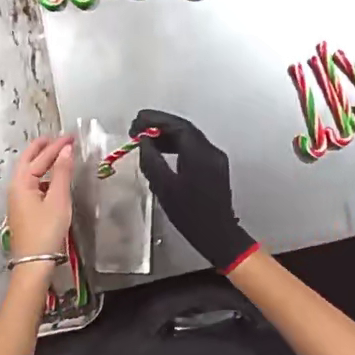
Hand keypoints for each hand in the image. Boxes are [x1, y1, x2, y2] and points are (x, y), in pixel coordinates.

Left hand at [6, 135, 75, 259]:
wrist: (34, 262)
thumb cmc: (46, 231)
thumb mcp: (58, 199)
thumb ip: (62, 173)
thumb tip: (66, 150)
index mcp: (22, 182)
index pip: (40, 157)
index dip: (56, 146)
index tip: (70, 137)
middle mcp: (15, 188)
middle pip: (28, 161)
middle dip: (42, 148)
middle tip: (58, 139)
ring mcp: (17, 200)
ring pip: (29, 173)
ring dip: (42, 162)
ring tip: (59, 155)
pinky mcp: (23, 210)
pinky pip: (32, 185)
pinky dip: (43, 176)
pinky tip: (55, 181)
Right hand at [132, 110, 257, 274]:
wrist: (218, 234)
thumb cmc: (190, 214)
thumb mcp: (164, 187)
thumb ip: (151, 160)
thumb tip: (142, 142)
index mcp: (199, 153)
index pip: (177, 126)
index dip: (155, 120)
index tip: (136, 121)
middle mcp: (210, 151)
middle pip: (184, 129)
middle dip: (160, 126)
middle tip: (137, 128)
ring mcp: (215, 159)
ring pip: (189, 138)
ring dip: (167, 136)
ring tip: (145, 141)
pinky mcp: (215, 168)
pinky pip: (193, 149)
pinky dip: (176, 146)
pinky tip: (162, 153)